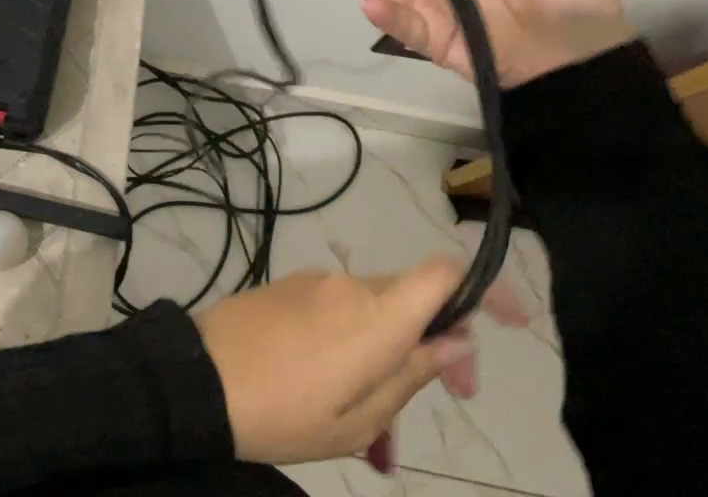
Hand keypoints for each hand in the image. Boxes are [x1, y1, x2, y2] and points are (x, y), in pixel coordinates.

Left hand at [194, 258, 525, 465]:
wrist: (195, 381)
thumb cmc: (282, 412)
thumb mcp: (360, 417)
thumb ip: (413, 373)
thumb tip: (457, 340)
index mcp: (376, 315)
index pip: (444, 275)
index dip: (486, 287)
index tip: (512, 321)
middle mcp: (348, 285)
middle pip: (413, 299)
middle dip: (438, 344)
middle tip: (450, 399)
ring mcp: (313, 283)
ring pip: (373, 312)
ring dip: (389, 357)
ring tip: (378, 433)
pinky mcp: (286, 289)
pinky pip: (336, 312)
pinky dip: (353, 346)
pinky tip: (339, 397)